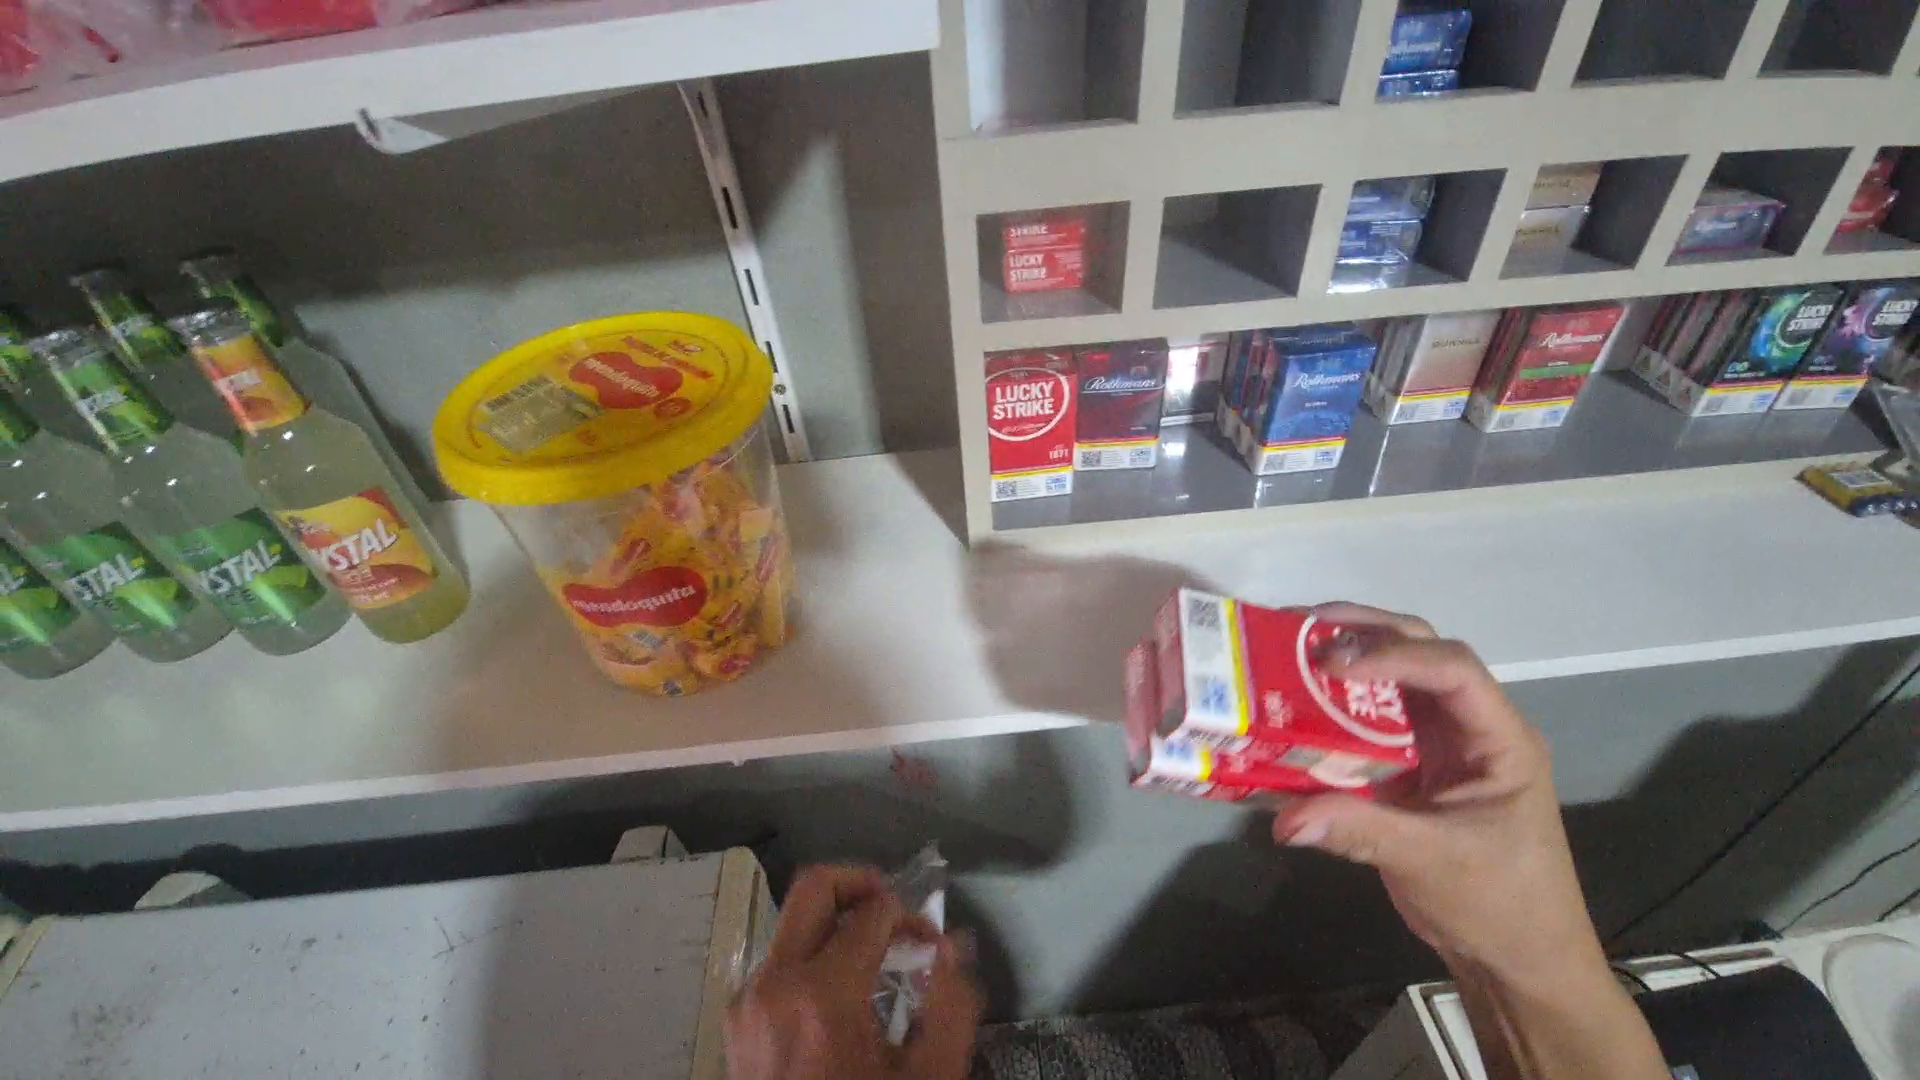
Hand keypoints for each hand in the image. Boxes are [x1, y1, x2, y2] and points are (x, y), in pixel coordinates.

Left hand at [725, 865, 980, 1079]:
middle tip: (893, 908)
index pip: (871, 913)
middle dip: (861, 884)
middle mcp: (774, 983)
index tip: (929, 945)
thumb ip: (952, 1007)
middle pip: (813, 887)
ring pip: (794, 921)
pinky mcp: (738, 1018)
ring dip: (837, 921)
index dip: (910, 917)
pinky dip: (815, 952)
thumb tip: (951, 946)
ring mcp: (748, 999)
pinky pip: (779, 959)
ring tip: (873, 953)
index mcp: (822, 995)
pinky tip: (842, 987)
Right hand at [1272, 604, 1606, 985]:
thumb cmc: (1501, 905)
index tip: (1332, 664)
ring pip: (1393, 676)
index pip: (1454, 670)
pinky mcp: (1407, 763)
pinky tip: (1294, 698)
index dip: (1395, 655)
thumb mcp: (1433, 863)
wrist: (1515, 960)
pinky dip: (1332, 701)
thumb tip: (1284, 819)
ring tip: (1291, 648)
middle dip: (1365, 632)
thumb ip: (1359, 831)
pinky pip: (1368, 717)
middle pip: (1423, 651)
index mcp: (1500, 739)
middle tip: (1302, 628)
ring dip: (1346, 656)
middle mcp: (1469, 726)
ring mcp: (1438, 742)